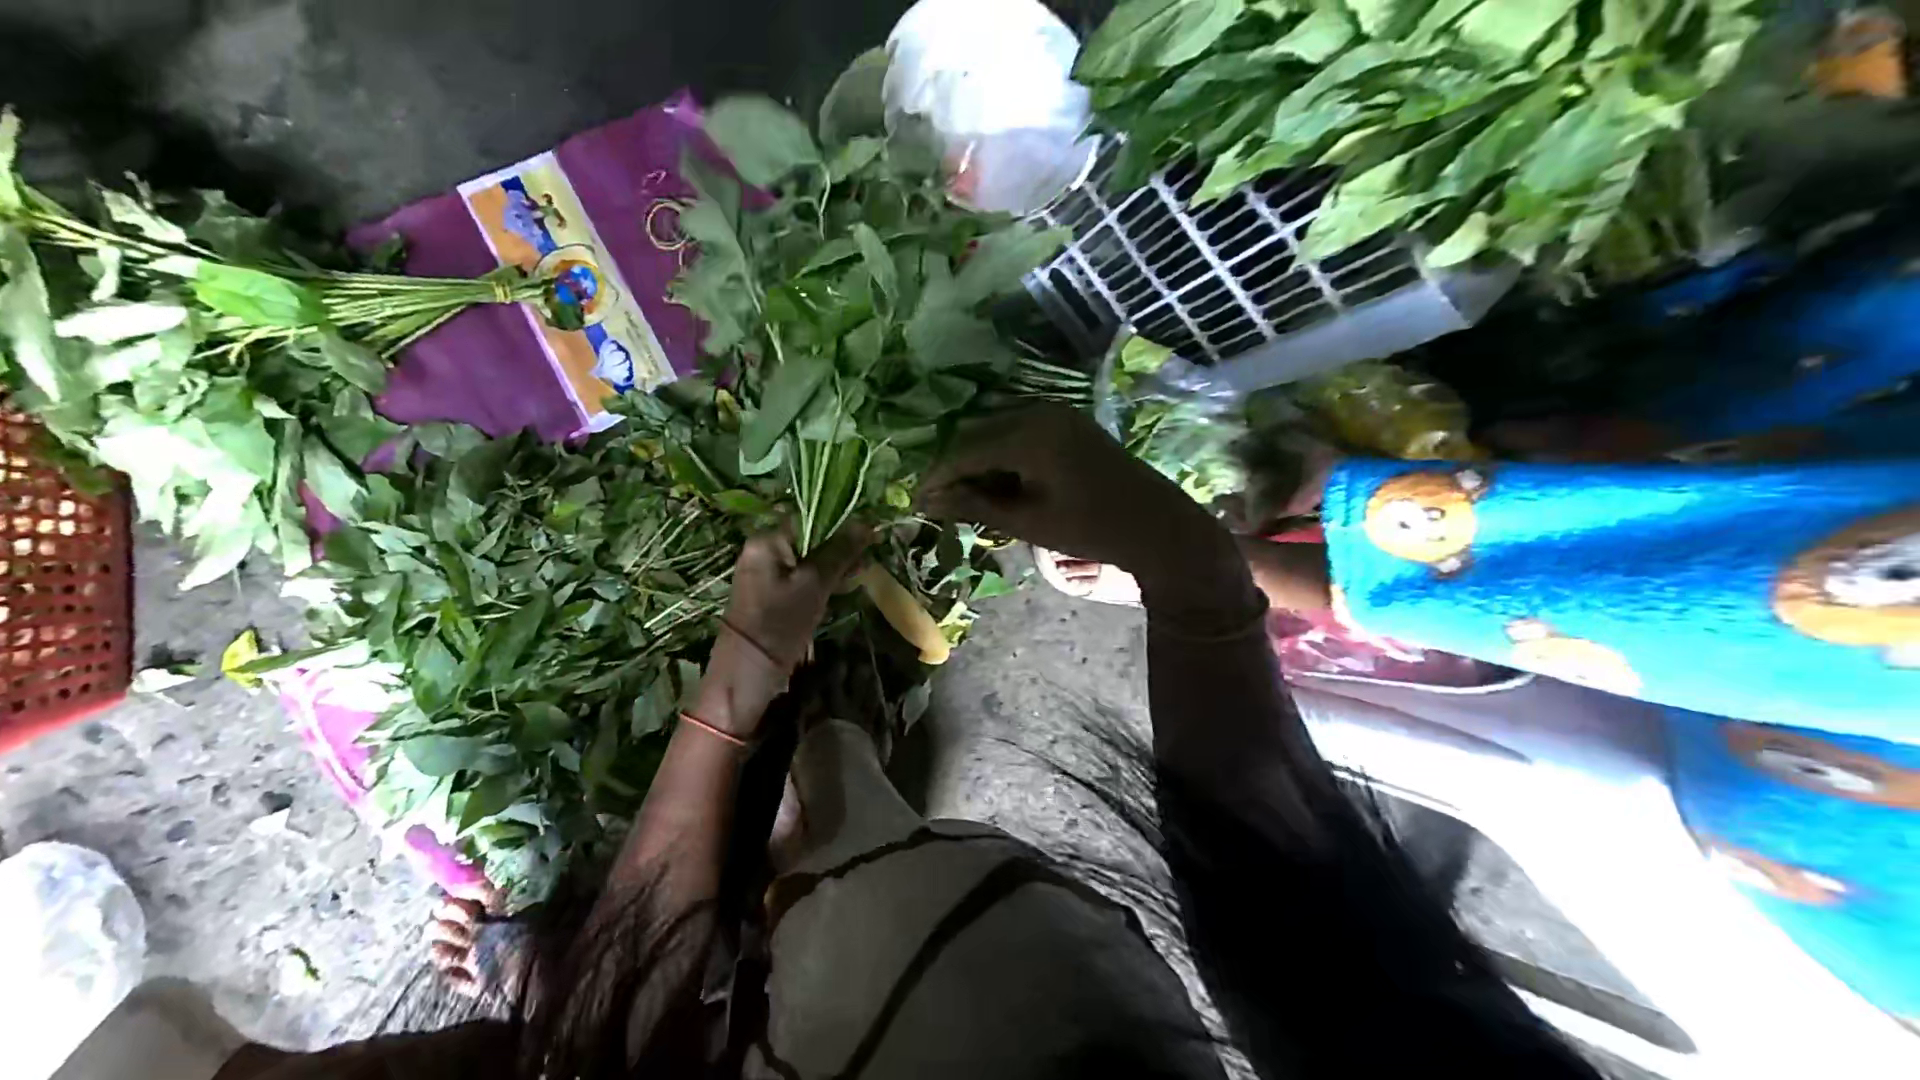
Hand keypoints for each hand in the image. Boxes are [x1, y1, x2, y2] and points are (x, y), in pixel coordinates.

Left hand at [692, 527, 867, 736]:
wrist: (746, 676)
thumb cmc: (779, 625)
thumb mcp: (815, 584)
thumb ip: (840, 551)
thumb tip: (867, 522)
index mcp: (766, 539)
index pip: (809, 516)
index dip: (842, 523)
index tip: (869, 536)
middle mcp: (762, 550)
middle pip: (810, 536)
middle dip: (841, 546)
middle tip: (868, 558)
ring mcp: (766, 573)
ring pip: (810, 558)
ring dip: (835, 564)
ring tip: (861, 573)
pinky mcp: (772, 595)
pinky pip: (803, 577)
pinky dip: (823, 580)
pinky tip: (844, 587)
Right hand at [918, 405, 1232, 591]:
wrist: (1157, 526)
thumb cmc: (1091, 528)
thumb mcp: (1026, 521)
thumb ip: (974, 506)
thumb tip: (927, 501)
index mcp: (1027, 433)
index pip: (965, 450)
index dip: (938, 476)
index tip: (916, 500)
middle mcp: (1038, 411)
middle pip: (979, 434)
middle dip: (957, 467)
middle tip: (941, 501)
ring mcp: (1057, 413)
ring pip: (998, 431)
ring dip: (980, 461)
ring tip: (968, 496)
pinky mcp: (1068, 422)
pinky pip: (1021, 431)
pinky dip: (1004, 455)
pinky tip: (1001, 482)